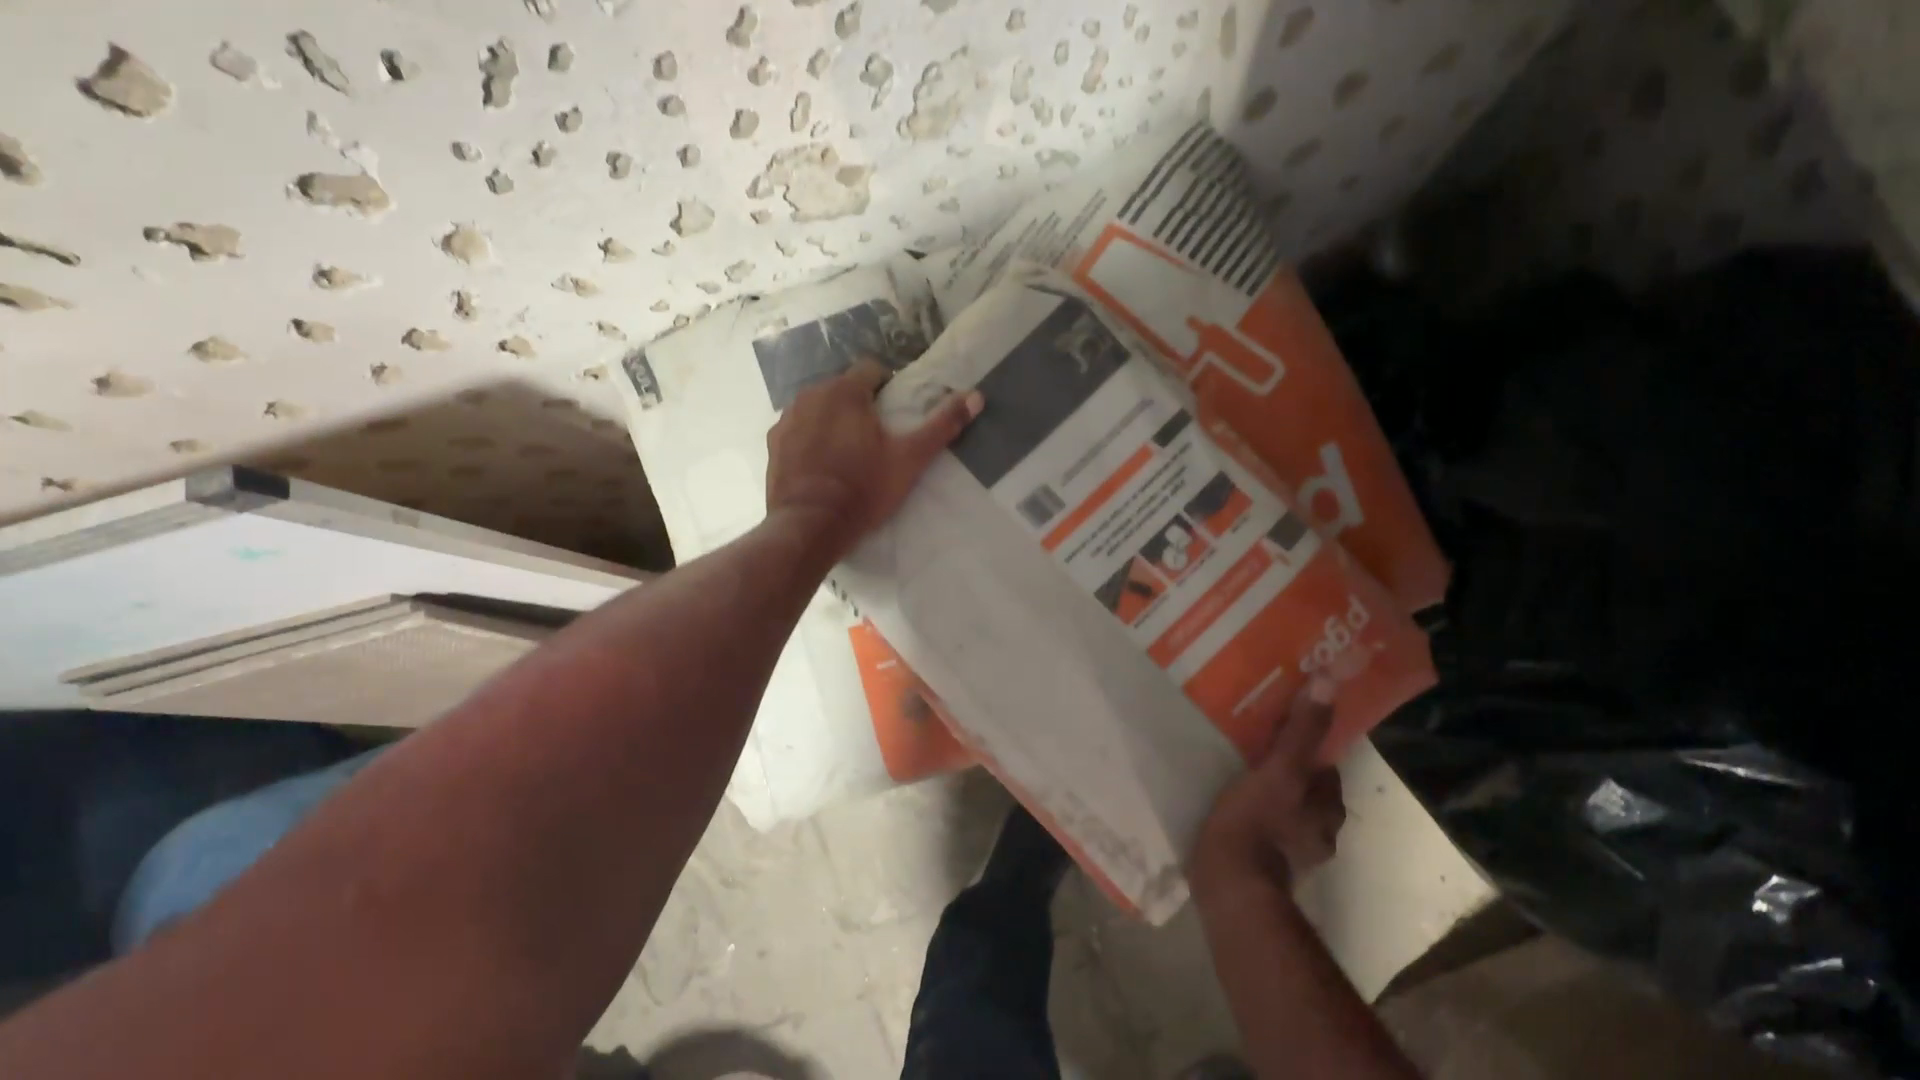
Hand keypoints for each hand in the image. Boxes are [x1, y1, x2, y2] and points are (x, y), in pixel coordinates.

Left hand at [766, 359, 983, 562]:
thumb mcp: (910, 459)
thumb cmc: (863, 489)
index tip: (894, 414)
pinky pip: (798, 428)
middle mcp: (812, 394)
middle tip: (875, 436)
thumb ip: (942, 425)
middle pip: (842, 387)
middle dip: (858, 403)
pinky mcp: (774, 442)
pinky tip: (822, 464)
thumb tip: (976, 396)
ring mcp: (788, 418)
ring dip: (832, 418)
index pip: (871, 369)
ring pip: (818, 406)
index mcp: (846, 391)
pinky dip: (810, 437)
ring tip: (847, 451)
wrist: (810, 526)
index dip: (887, 386)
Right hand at [1191, 678, 1345, 894]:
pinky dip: (1258, 826)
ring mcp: (1296, 856)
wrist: (1231, 887)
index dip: (1309, 752)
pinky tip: (1235, 817)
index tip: (1282, 738)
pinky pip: (1268, 837)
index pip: (1326, 770)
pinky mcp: (1269, 871)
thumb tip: (1330, 682)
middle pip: (1310, 794)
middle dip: (1291, 778)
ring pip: (1290, 816)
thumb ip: (1302, 731)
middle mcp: (1321, 834)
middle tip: (1257, 758)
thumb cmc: (1257, 823)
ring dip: (1274, 803)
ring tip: (1241, 784)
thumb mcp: (1279, 770)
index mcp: (1328, 808)